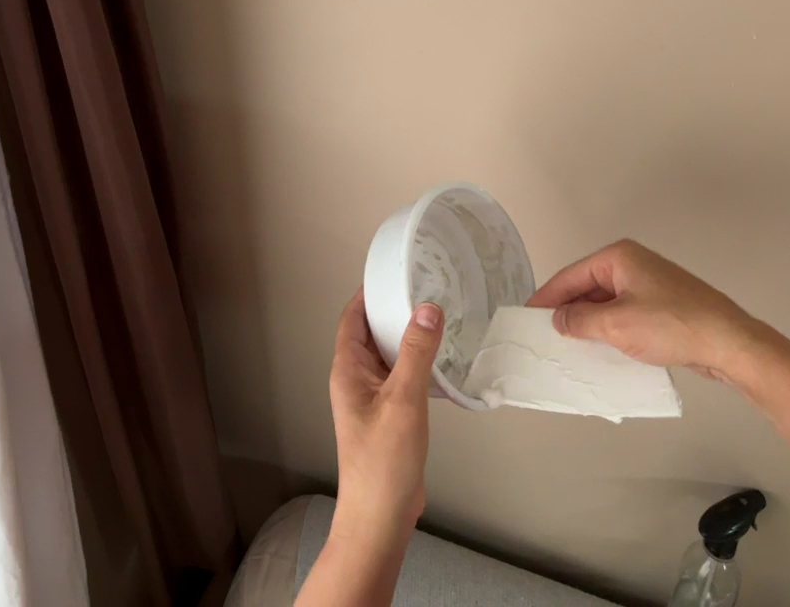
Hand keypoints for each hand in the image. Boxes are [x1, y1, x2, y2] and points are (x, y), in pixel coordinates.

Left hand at [327, 291, 442, 540]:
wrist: (381, 517)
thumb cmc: (383, 459)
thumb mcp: (403, 400)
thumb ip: (415, 353)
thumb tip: (427, 308)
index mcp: (347, 370)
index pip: (352, 317)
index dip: (369, 292)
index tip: (396, 271)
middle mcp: (355, 379)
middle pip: (371, 332)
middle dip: (393, 309)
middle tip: (425, 288)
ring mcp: (371, 398)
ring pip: (388, 354)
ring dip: (408, 336)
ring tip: (439, 316)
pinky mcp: (389, 414)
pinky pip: (401, 375)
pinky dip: (417, 362)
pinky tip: (442, 359)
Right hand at [526, 239, 762, 383]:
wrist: (730, 343)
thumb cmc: (671, 325)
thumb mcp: (616, 324)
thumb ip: (580, 319)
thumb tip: (559, 318)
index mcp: (618, 257)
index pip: (571, 275)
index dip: (547, 297)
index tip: (526, 316)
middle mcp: (633, 263)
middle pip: (587, 286)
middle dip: (568, 310)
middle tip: (544, 335)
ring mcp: (650, 284)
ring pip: (606, 302)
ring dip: (589, 322)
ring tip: (568, 345)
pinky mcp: (663, 305)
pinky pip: (625, 313)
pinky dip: (611, 328)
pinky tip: (602, 348)